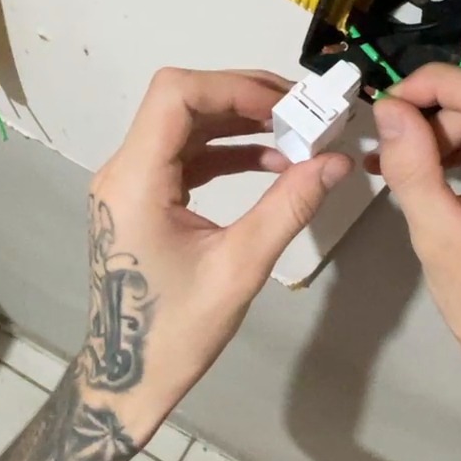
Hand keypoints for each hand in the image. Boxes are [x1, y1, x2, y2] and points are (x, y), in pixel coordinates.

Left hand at [81, 69, 350, 429]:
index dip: (234, 86)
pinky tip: (271, 162)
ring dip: (239, 123)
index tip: (287, 105)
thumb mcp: (240, 266)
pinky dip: (226, 151)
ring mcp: (130, 182)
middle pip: (181, 102)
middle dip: (244, 99)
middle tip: (303, 113)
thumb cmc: (177, 330)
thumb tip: (337, 161)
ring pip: (185, 125)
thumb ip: (288, 207)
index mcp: (136, 180)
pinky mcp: (142, 197)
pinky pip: (185, 156)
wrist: (128, 375)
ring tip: (297, 133)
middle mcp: (124, 169)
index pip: (175, 94)